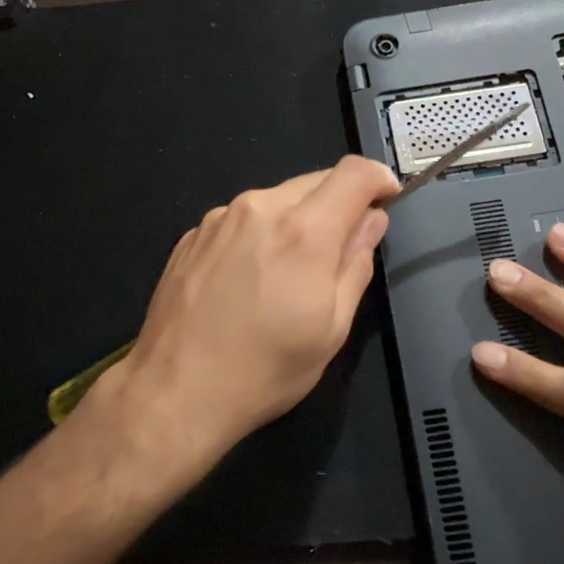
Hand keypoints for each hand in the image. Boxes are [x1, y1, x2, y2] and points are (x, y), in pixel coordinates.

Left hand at [92, 156, 400, 462]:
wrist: (175, 391)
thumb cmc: (265, 369)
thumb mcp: (331, 327)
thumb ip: (356, 264)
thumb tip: (372, 222)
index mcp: (303, 229)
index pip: (354, 172)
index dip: (379, 179)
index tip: (388, 199)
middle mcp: (260, 208)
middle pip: (315, 181)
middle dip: (339, 204)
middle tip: (341, 251)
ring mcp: (219, 218)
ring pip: (276, 199)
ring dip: (297, 219)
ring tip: (290, 274)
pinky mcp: (192, 235)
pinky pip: (242, 219)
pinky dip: (260, 234)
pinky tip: (250, 280)